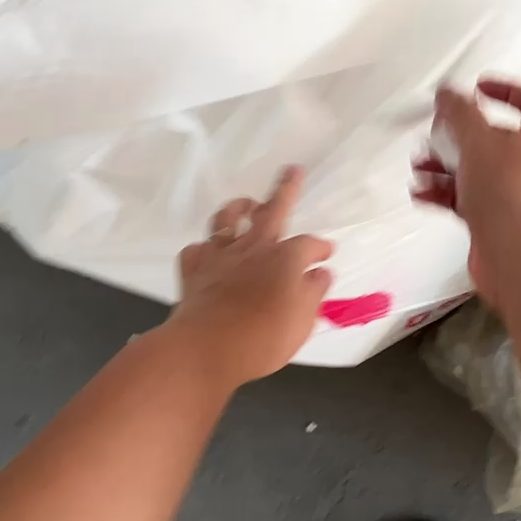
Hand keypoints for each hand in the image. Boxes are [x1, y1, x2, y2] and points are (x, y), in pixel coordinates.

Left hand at [161, 167, 333, 388]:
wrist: (204, 350)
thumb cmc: (262, 339)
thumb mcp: (303, 321)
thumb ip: (313, 293)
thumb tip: (320, 273)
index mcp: (285, 259)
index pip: (309, 244)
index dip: (320, 248)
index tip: (326, 256)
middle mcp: (253, 248)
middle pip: (272, 210)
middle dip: (285, 189)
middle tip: (292, 170)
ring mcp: (220, 257)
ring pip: (226, 219)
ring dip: (238, 207)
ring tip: (246, 203)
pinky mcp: (194, 271)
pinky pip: (197, 250)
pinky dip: (205, 248)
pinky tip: (210, 252)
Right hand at [412, 80, 520, 304]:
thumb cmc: (511, 192)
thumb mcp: (479, 141)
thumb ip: (459, 113)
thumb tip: (447, 92)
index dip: (505, 90)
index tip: (476, 88)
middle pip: (495, 138)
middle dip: (459, 135)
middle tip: (432, 134)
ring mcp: (518, 196)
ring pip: (478, 171)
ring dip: (446, 166)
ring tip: (418, 166)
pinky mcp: (500, 223)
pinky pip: (470, 200)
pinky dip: (446, 194)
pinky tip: (421, 194)